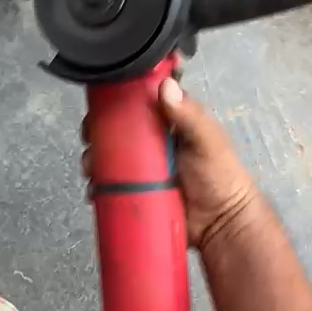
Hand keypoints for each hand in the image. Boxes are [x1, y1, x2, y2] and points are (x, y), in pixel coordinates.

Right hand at [81, 73, 264, 251]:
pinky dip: (98, 185)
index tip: (101, 100)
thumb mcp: (207, 140)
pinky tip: (94, 187)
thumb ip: (189, 114)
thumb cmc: (219, 176)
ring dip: (94, 158)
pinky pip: (110, 185)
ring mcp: (141, 168)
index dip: (118, 99)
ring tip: (91, 166)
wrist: (220, 225)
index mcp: (169, 122)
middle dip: (99, 130)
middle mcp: (151, 142)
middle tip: (90, 136)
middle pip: (117, 129)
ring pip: (109, 157)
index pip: (139, 102)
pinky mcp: (135, 192)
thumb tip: (165, 84)